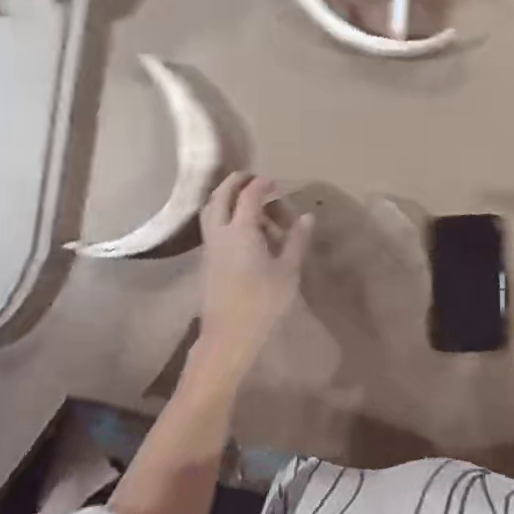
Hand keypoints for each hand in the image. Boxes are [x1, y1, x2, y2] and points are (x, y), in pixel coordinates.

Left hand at [195, 173, 312, 372]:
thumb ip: (297, 241)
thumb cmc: (262, 303)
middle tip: (252, 179)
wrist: (228, 334)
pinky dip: (222, 217)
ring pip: (210, 211)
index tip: (274, 182)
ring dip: (224, 199)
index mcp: (240, 230)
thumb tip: (307, 217)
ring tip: (244, 202)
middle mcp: (219, 233)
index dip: (261, 184)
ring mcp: (209, 247)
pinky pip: (211, 228)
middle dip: (235, 182)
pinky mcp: (206, 262)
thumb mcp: (287, 272)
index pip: (249, 196)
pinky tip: (239, 230)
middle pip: (220, 196)